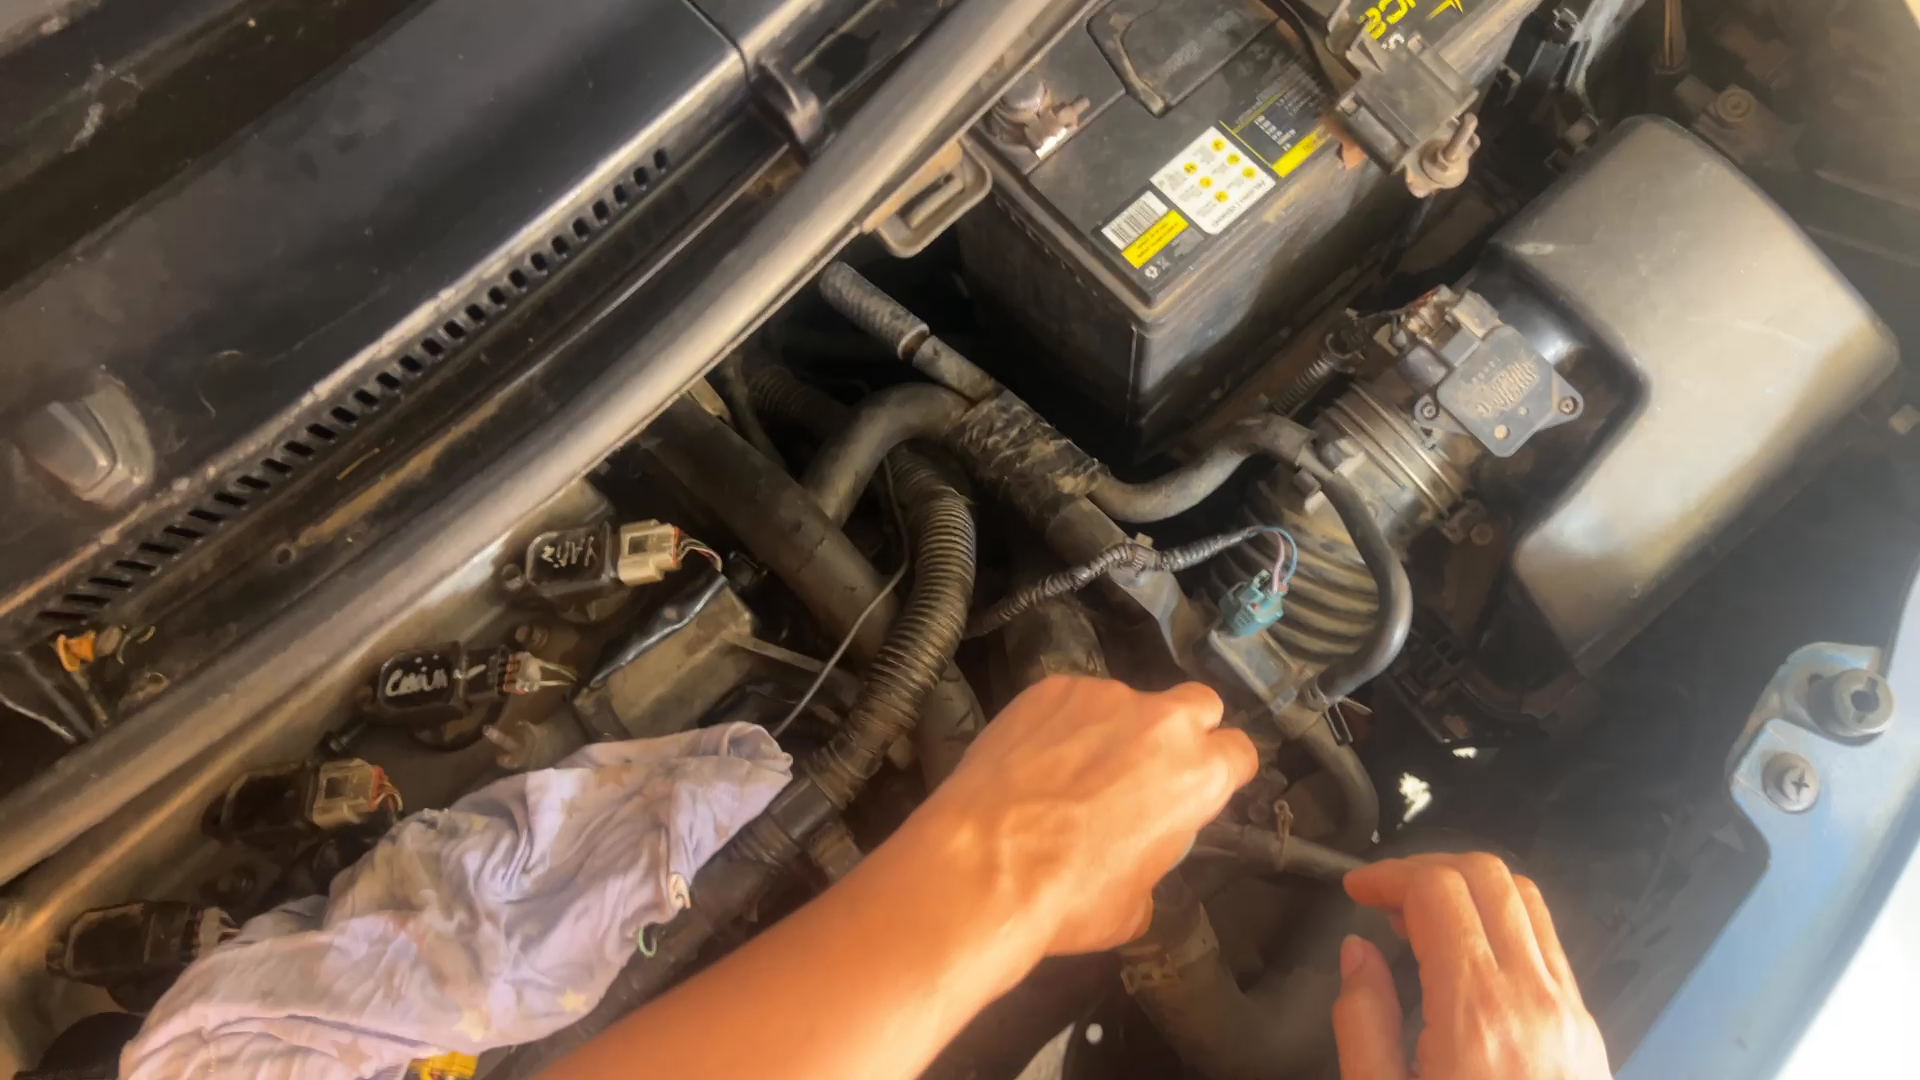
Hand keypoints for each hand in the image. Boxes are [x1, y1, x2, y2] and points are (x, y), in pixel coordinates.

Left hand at [910, 677, 1256, 957]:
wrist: (985, 859)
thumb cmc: (1068, 894)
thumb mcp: (1136, 902)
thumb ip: (1156, 855)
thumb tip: (1137, 849)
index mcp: (1198, 774)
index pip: (1239, 751)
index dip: (1220, 770)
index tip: (1197, 786)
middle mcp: (1159, 721)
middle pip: (1197, 703)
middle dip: (1183, 729)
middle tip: (1147, 764)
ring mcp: (1102, 695)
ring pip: (1125, 700)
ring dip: (1111, 726)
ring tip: (1069, 767)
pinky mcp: (1051, 686)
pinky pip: (1071, 698)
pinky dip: (1062, 721)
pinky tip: (1034, 755)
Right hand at [1334, 854, 1610, 1079]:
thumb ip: (1363, 1018)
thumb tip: (1359, 949)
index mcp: (1480, 1012)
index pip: (1440, 888)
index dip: (1387, 874)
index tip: (1354, 892)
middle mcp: (1537, 998)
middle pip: (1489, 875)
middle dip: (1425, 868)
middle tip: (1384, 902)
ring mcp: (1574, 1013)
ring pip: (1525, 899)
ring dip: (1463, 889)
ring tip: (1419, 924)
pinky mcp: (1588, 1032)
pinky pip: (1542, 940)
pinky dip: (1494, 921)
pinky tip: (1458, 958)